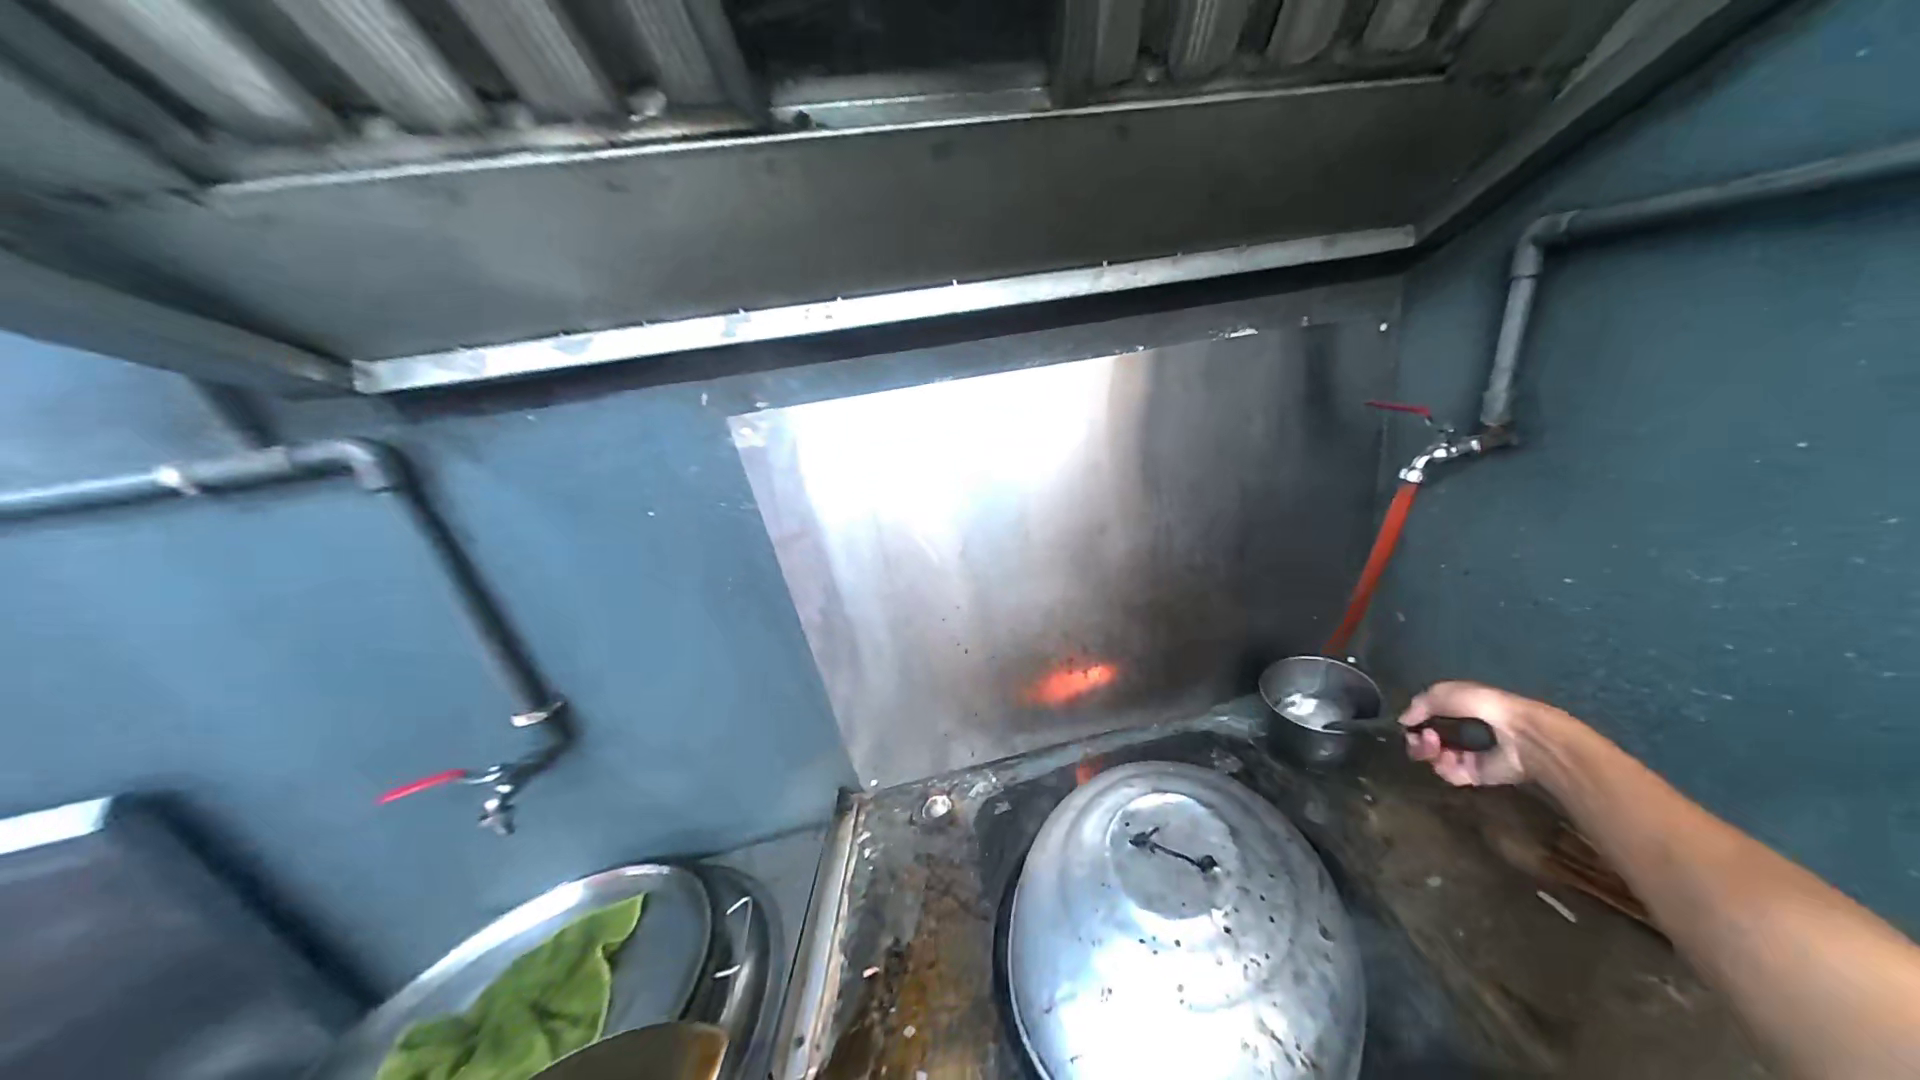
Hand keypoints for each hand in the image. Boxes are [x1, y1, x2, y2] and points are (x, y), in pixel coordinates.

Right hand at [1400, 681, 1562, 786]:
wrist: (1518, 733)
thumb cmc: (1483, 705)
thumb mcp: (1443, 692)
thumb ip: (1419, 704)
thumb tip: (1404, 721)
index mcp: (1459, 712)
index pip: (1427, 720)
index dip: (1415, 721)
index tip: (1410, 722)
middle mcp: (1462, 735)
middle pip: (1425, 742)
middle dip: (1417, 739)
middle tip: (1423, 736)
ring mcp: (1468, 757)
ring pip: (1433, 758)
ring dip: (1426, 750)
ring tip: (1433, 742)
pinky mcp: (1475, 776)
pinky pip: (1447, 774)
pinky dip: (1444, 765)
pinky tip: (1450, 756)